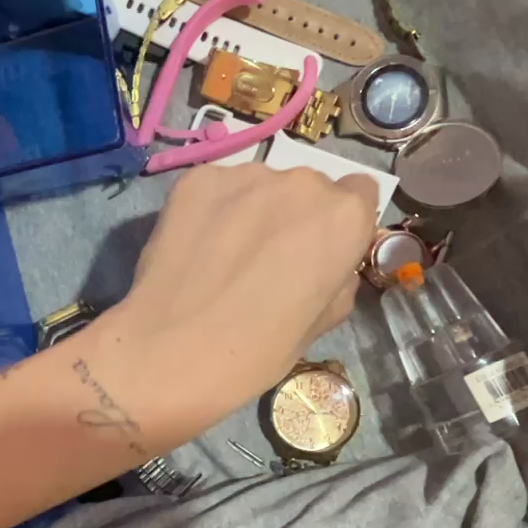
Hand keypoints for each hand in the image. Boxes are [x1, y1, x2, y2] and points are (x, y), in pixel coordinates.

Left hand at [113, 164, 379, 403]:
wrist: (169, 351)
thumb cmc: (256, 352)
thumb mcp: (321, 324)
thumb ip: (337, 278)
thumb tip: (329, 264)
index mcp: (343, 217)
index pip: (358, 195)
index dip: (337, 226)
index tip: (316, 253)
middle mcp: (301, 183)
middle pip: (307, 189)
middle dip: (293, 217)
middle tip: (264, 261)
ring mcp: (245, 175)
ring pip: (259, 186)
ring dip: (251, 211)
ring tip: (223, 258)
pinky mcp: (196, 179)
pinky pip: (217, 189)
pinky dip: (211, 210)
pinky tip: (195, 248)